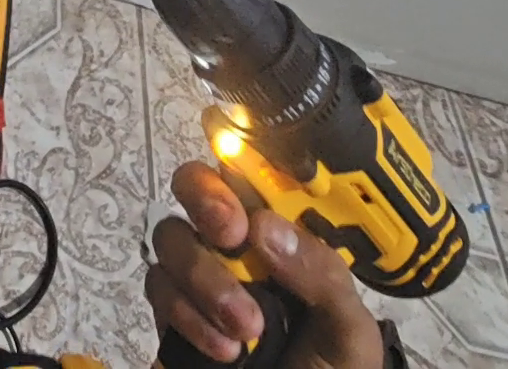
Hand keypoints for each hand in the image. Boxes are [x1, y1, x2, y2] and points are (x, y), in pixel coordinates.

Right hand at [146, 162, 383, 368]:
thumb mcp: (349, 333)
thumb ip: (321, 275)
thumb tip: (263, 227)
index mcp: (282, 236)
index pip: (253, 173)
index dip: (239, 157)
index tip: (248, 181)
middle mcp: (234, 242)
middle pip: (195, 182)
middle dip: (205, 197)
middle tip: (229, 232)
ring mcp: (198, 272)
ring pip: (171, 233)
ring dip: (204, 275)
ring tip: (245, 327)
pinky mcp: (170, 306)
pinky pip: (157, 284)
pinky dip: (186, 314)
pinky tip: (222, 350)